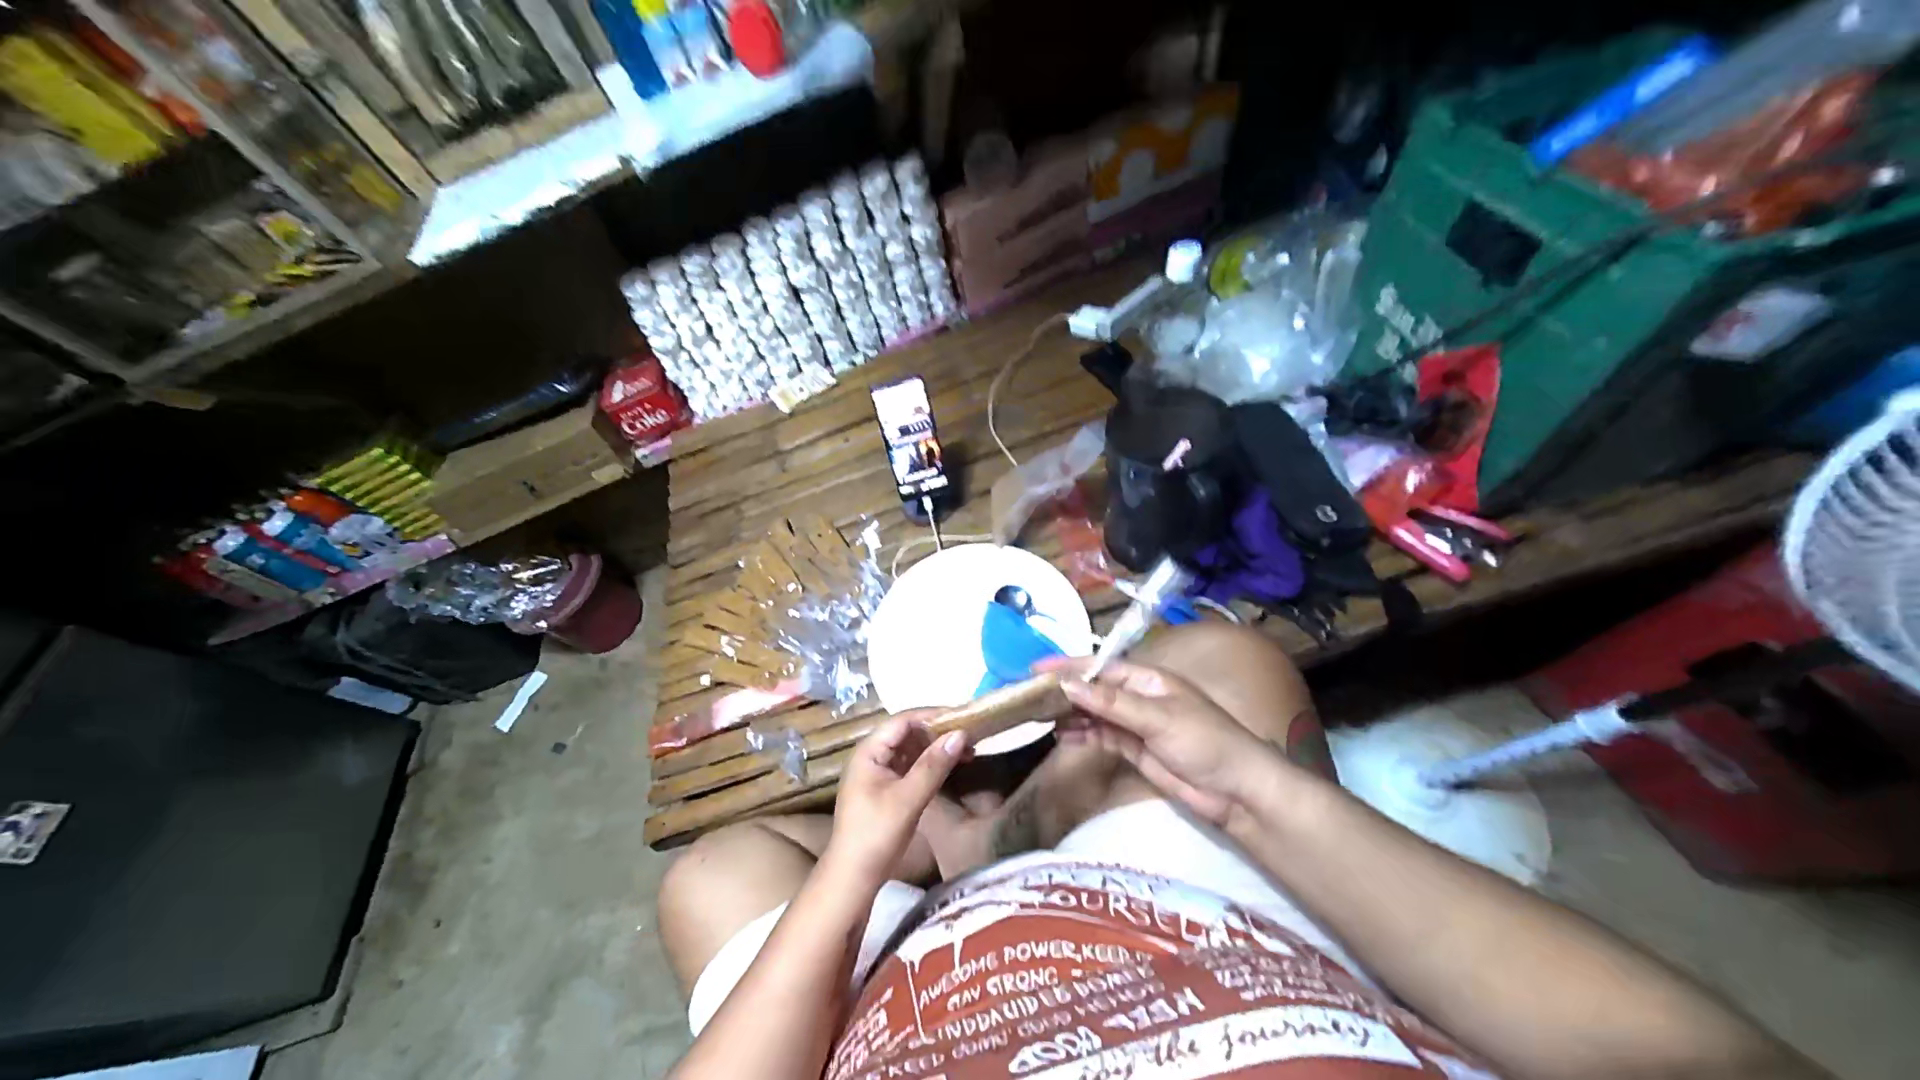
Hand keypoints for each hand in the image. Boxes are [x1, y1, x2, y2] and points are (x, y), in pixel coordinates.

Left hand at [827, 715, 968, 879]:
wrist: (853, 877)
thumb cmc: (876, 833)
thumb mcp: (908, 798)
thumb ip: (934, 765)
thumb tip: (961, 734)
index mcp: (869, 751)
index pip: (903, 720)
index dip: (933, 715)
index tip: (964, 718)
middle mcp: (873, 756)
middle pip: (908, 733)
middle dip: (939, 732)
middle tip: (971, 737)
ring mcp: (879, 773)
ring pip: (912, 750)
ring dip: (937, 749)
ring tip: (967, 752)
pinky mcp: (887, 789)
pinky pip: (912, 767)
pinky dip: (931, 764)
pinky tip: (951, 768)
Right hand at [1043, 656, 1291, 824]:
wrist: (1237, 792)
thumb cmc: (1205, 742)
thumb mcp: (1157, 718)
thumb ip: (1111, 702)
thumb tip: (1068, 683)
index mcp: (1148, 679)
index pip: (1100, 667)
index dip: (1068, 666)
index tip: (1036, 669)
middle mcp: (1138, 697)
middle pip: (1093, 688)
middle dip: (1063, 690)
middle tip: (1027, 696)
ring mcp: (1135, 724)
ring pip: (1093, 713)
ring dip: (1069, 714)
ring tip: (1036, 716)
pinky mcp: (1134, 750)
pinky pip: (1100, 737)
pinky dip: (1081, 736)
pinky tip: (1059, 737)